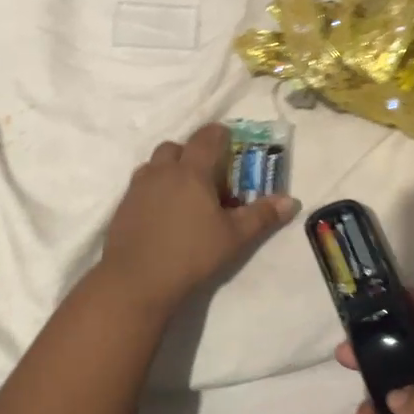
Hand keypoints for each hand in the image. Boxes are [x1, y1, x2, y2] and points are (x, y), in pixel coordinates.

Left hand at [98, 124, 296, 313]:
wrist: (136, 280)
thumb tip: (290, 201)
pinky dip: (153, 188)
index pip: (205, 138)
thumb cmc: (191, 254)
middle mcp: (161, 172)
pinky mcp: (122, 206)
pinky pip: (140, 185)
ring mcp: (137, 188)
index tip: (228, 138)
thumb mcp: (234, 238)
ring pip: (154, 164)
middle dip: (191, 152)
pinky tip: (162, 213)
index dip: (218, 134)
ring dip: (169, 169)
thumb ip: (261, 216)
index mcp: (190, 172)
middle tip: (207, 173)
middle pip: (175, 147)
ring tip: (184, 193)